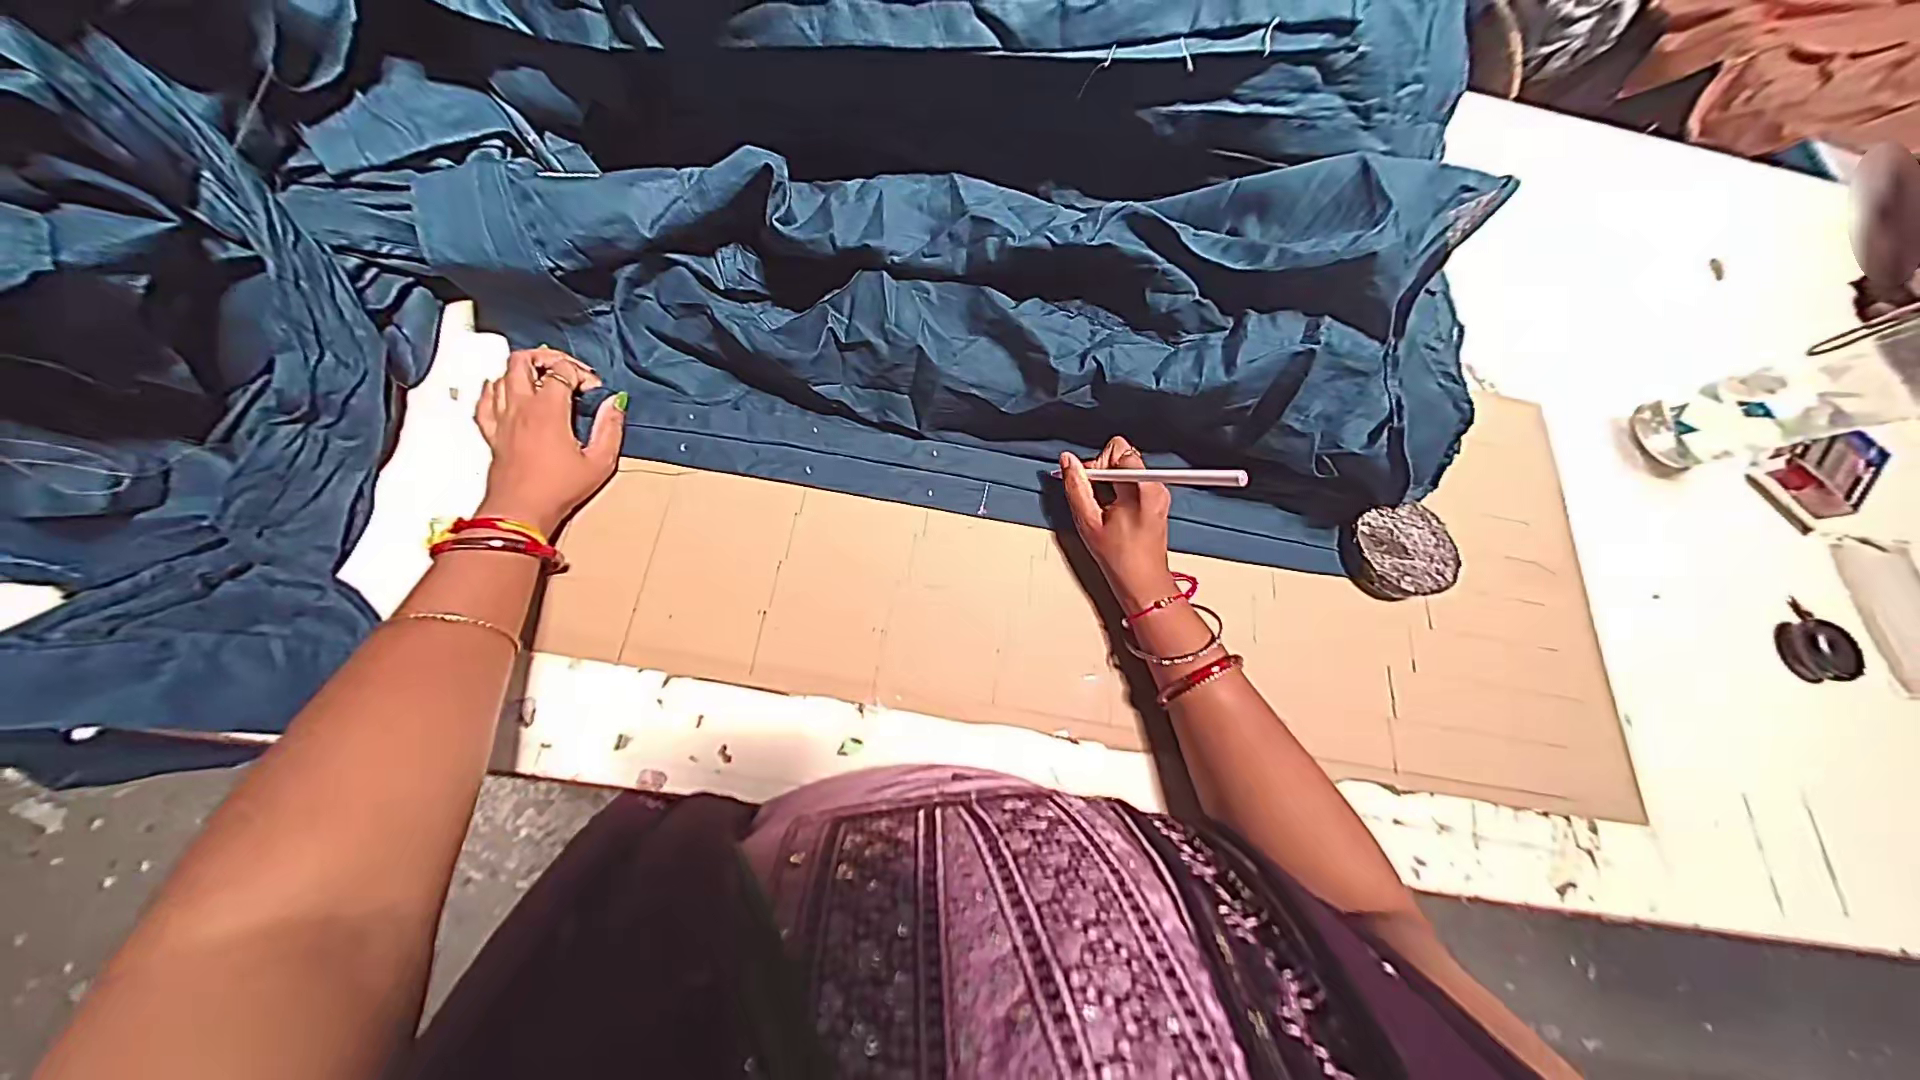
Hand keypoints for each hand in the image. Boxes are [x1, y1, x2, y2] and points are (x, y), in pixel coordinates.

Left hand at [473, 347, 625, 534]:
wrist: (521, 511)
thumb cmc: (560, 489)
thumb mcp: (600, 461)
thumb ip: (609, 428)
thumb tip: (615, 403)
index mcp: (548, 411)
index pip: (561, 371)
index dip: (582, 374)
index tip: (594, 390)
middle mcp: (520, 407)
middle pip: (523, 360)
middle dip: (548, 357)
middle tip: (567, 369)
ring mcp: (501, 417)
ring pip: (501, 373)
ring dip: (524, 369)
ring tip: (543, 377)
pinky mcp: (491, 431)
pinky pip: (485, 397)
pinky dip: (497, 387)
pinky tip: (508, 391)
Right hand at [1059, 436, 1175, 610]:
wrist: (1142, 580)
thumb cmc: (1120, 558)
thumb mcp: (1088, 522)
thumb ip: (1076, 487)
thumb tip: (1068, 462)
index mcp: (1143, 487)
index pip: (1117, 449)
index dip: (1097, 464)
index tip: (1089, 483)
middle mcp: (1156, 485)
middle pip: (1123, 455)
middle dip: (1104, 471)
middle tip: (1095, 497)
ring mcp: (1159, 492)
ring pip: (1128, 467)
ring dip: (1111, 481)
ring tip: (1105, 507)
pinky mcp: (1158, 499)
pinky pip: (1135, 481)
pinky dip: (1120, 490)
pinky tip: (1114, 511)